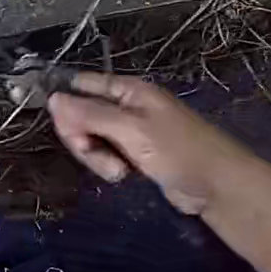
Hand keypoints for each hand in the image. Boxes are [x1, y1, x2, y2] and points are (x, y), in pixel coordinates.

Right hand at [47, 72, 259, 214]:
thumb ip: (89, 114)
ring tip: (119, 170)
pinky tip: (124, 175)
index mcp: (127, 89)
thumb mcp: (130, 129)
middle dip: (82, 137)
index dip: (65, 103)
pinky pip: (106, 155)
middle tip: (93, 153)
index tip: (63, 128)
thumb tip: (52, 98)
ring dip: (97, 157)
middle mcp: (125, 105)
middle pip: (81, 114)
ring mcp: (130, 130)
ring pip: (92, 138)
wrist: (218, 186)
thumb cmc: (178, 150)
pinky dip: (109, 166)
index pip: (81, 85)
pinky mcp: (134, 154)